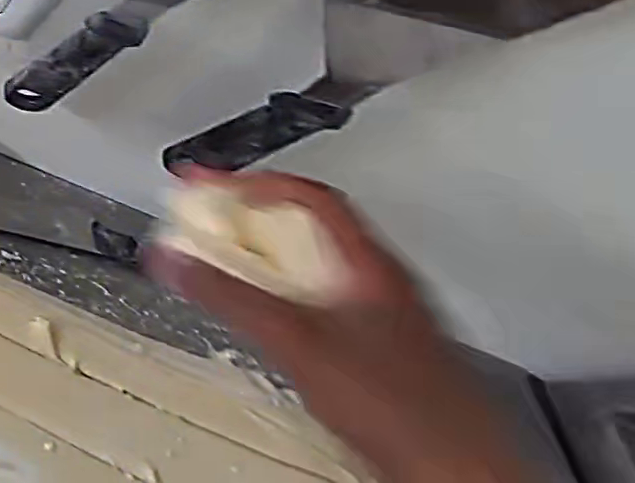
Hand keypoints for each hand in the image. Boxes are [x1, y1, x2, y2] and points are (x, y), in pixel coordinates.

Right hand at [148, 168, 536, 482]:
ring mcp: (386, 316)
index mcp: (371, 266)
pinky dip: (278, 284)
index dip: (252, 181)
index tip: (206, 182)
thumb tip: (169, 257)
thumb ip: (224, 293)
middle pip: (307, 224)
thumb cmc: (409, 414)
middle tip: (207, 207)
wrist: (464, 479)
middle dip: (248, 211)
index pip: (308, 195)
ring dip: (262, 248)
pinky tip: (262, 304)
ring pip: (313, 260)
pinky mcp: (382, 348)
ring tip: (223, 250)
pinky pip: (317, 294)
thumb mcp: (292, 338)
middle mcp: (383, 283)